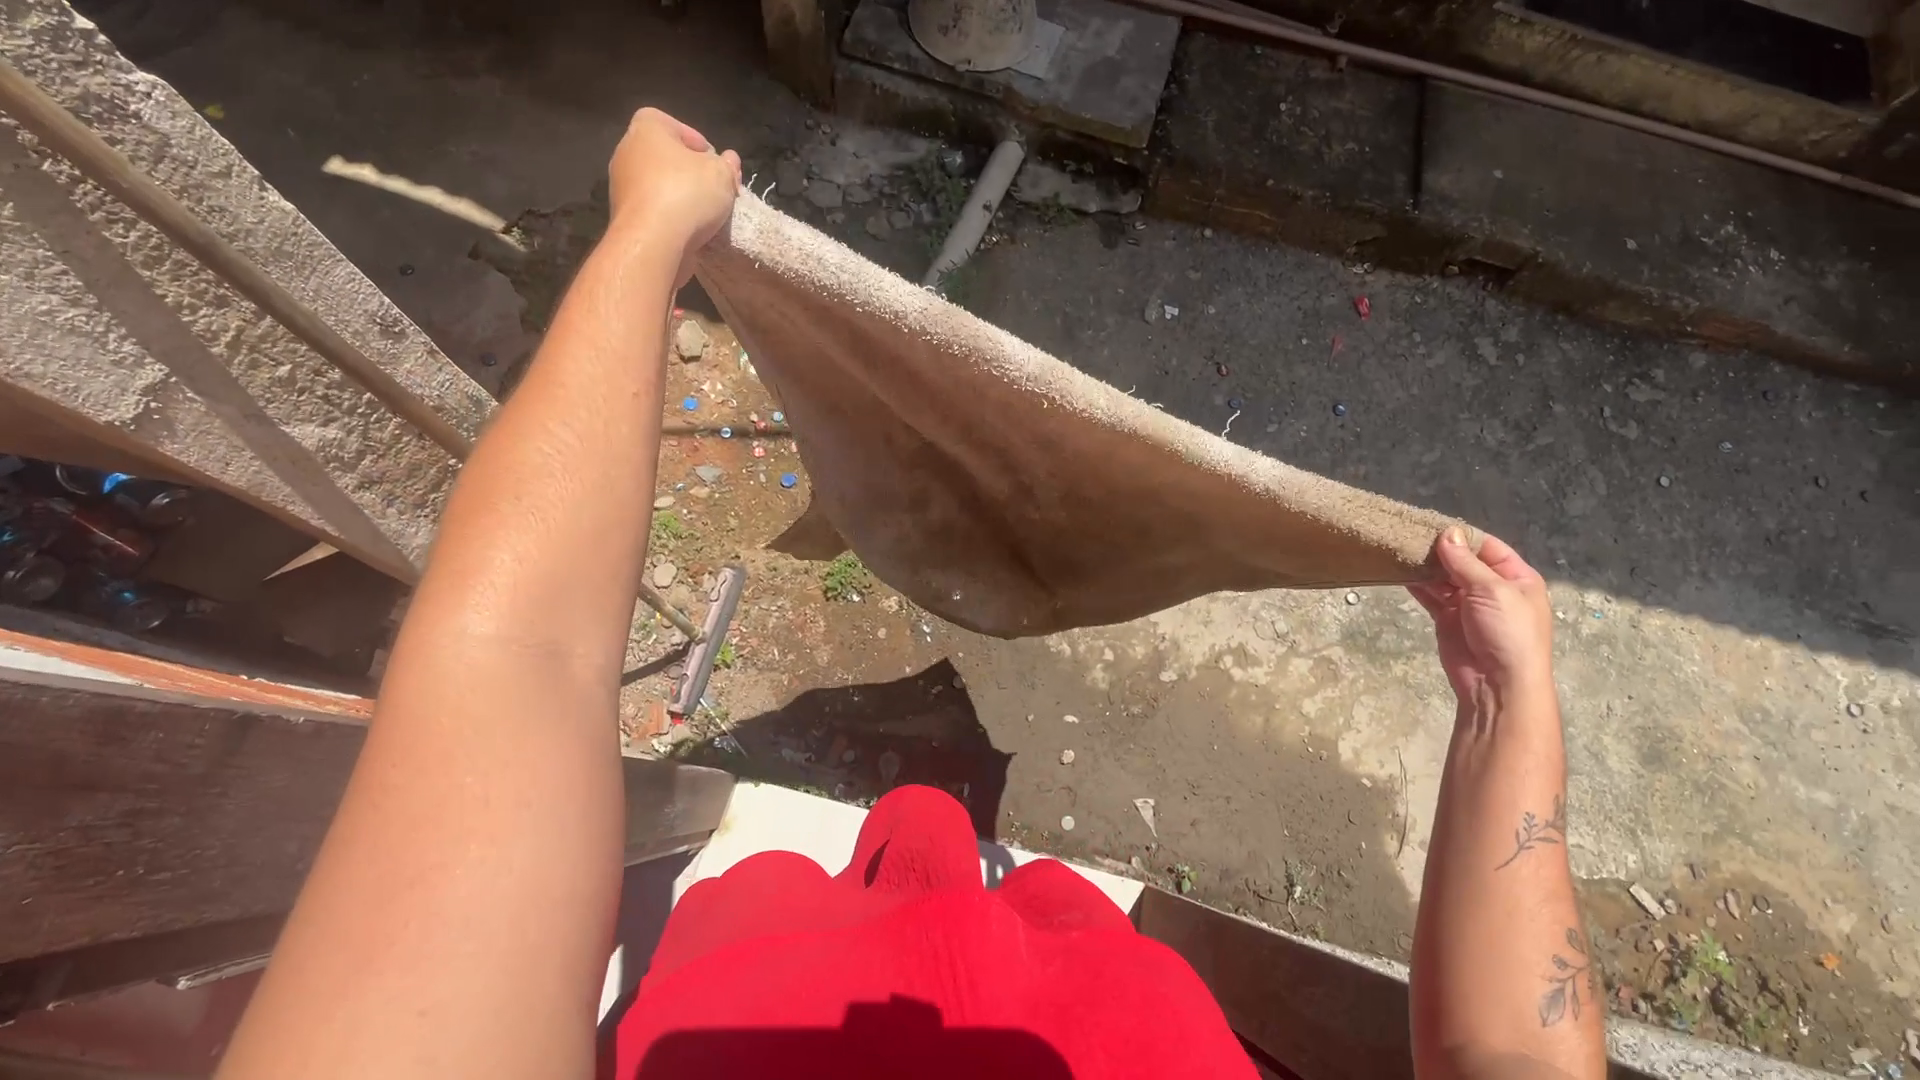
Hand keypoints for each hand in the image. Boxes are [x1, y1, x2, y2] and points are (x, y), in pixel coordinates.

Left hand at [606, 108, 740, 283]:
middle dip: (690, 172)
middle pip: (665, 157)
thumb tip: (729, 160)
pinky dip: (669, 217)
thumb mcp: (722, 174)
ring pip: (658, 185)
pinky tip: (688, 231)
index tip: (714, 162)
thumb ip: (727, 165)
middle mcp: (627, 151)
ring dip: (680, 196)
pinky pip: (653, 210)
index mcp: (646, 129)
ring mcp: (621, 186)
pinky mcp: (624, 216)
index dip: (697, 141)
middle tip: (715, 189)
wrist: (653, 243)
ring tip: (706, 215)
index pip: (672, 124)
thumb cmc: (686, 195)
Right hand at [1409, 528, 1554, 705]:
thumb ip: (1466, 562)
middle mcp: (1493, 588)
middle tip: (1409, 535)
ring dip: (1425, 566)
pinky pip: (1431, 596)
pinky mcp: (1448, 619)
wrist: (1497, 682)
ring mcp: (1468, 604)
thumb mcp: (1492, 590)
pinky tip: (1399, 571)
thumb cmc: (1508, 632)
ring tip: (1400, 549)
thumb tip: (1448, 533)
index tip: (1432, 525)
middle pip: (1463, 561)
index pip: (1487, 547)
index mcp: (1516, 577)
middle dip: (1439, 550)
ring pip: (1443, 578)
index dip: (1462, 536)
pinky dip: (1416, 585)